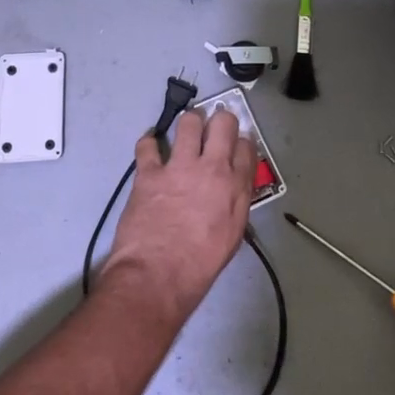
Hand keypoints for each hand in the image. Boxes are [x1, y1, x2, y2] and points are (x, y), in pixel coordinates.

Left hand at [102, 110, 254, 317]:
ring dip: (189, 123)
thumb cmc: (200, 264)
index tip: (236, 146)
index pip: (246, 148)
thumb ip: (235, 204)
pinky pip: (147, 145)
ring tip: (186, 131)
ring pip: (188, 123)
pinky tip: (150, 146)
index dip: (241, 143)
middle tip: (213, 127)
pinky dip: (148, 142)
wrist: (158, 275)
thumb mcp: (232, 235)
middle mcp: (211, 168)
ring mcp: (178, 167)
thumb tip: (231, 191)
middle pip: (223, 123)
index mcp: (235, 187)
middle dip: (220, 119)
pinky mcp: (148, 172)